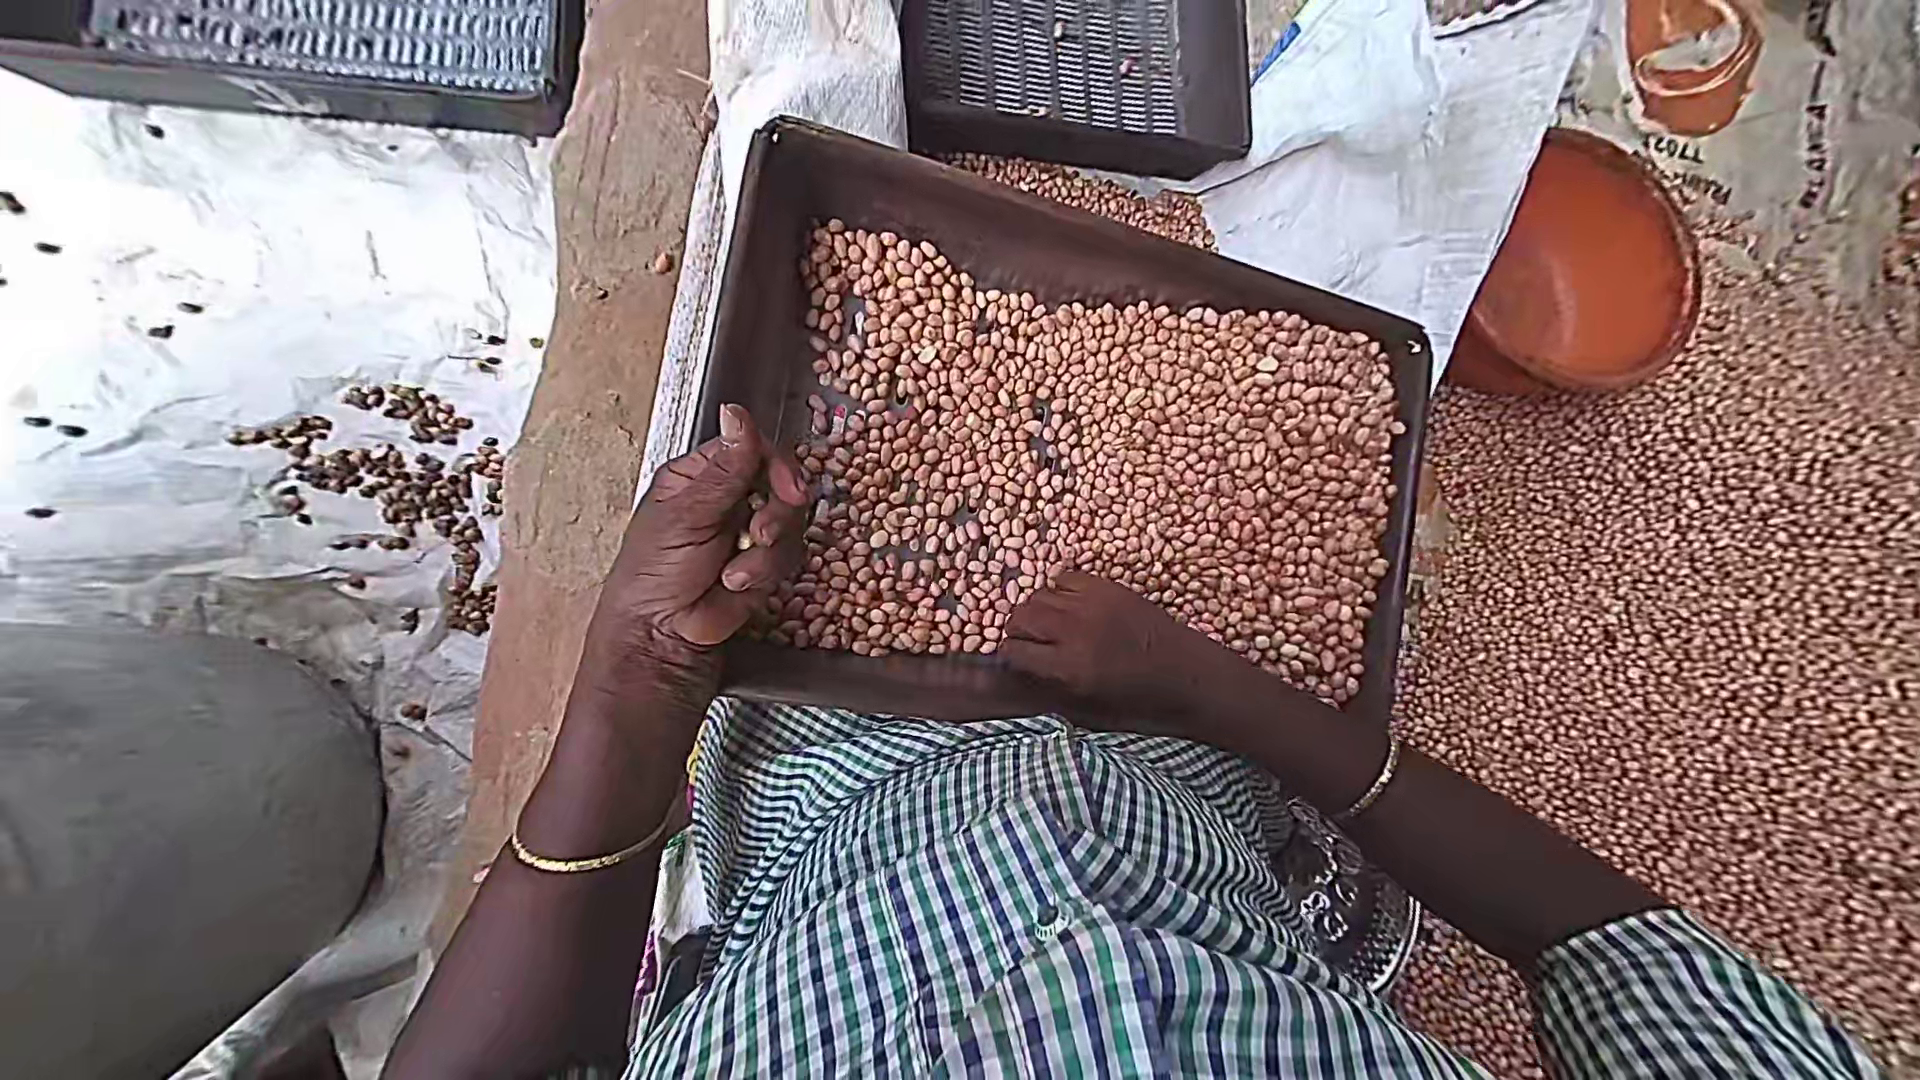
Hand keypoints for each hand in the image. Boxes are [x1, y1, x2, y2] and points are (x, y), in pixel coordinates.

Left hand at [573, 404, 808, 708]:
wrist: (662, 636)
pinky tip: (737, 584)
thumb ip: (724, 468)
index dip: (777, 465)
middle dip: (777, 513)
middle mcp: (731, 498)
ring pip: (791, 523)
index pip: (753, 451)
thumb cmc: (654, 573)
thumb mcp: (686, 515)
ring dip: (766, 552)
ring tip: (735, 573)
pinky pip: (790, 555)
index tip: (787, 486)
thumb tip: (737, 412)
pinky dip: (766, 572)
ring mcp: (751, 531)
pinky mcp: (766, 563)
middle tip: (761, 533)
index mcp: (702, 476)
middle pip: (781, 484)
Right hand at [1002, 571, 1241, 732]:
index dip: (1010, 656)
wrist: (1191, 676)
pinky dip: (1060, 592)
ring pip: (1038, 595)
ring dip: (1036, 610)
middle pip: (1020, 617)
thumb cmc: (1141, 703)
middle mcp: (1075, 633)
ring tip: (1049, 624)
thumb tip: (1016, 673)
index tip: (1016, 659)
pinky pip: (1064, 578)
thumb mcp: (1090, 710)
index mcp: (1070, 668)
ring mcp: (1091, 605)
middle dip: (1017, 630)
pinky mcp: (1107, 587)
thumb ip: (1049, 689)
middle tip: (1029, 640)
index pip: (1015, 651)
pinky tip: (1070, 606)